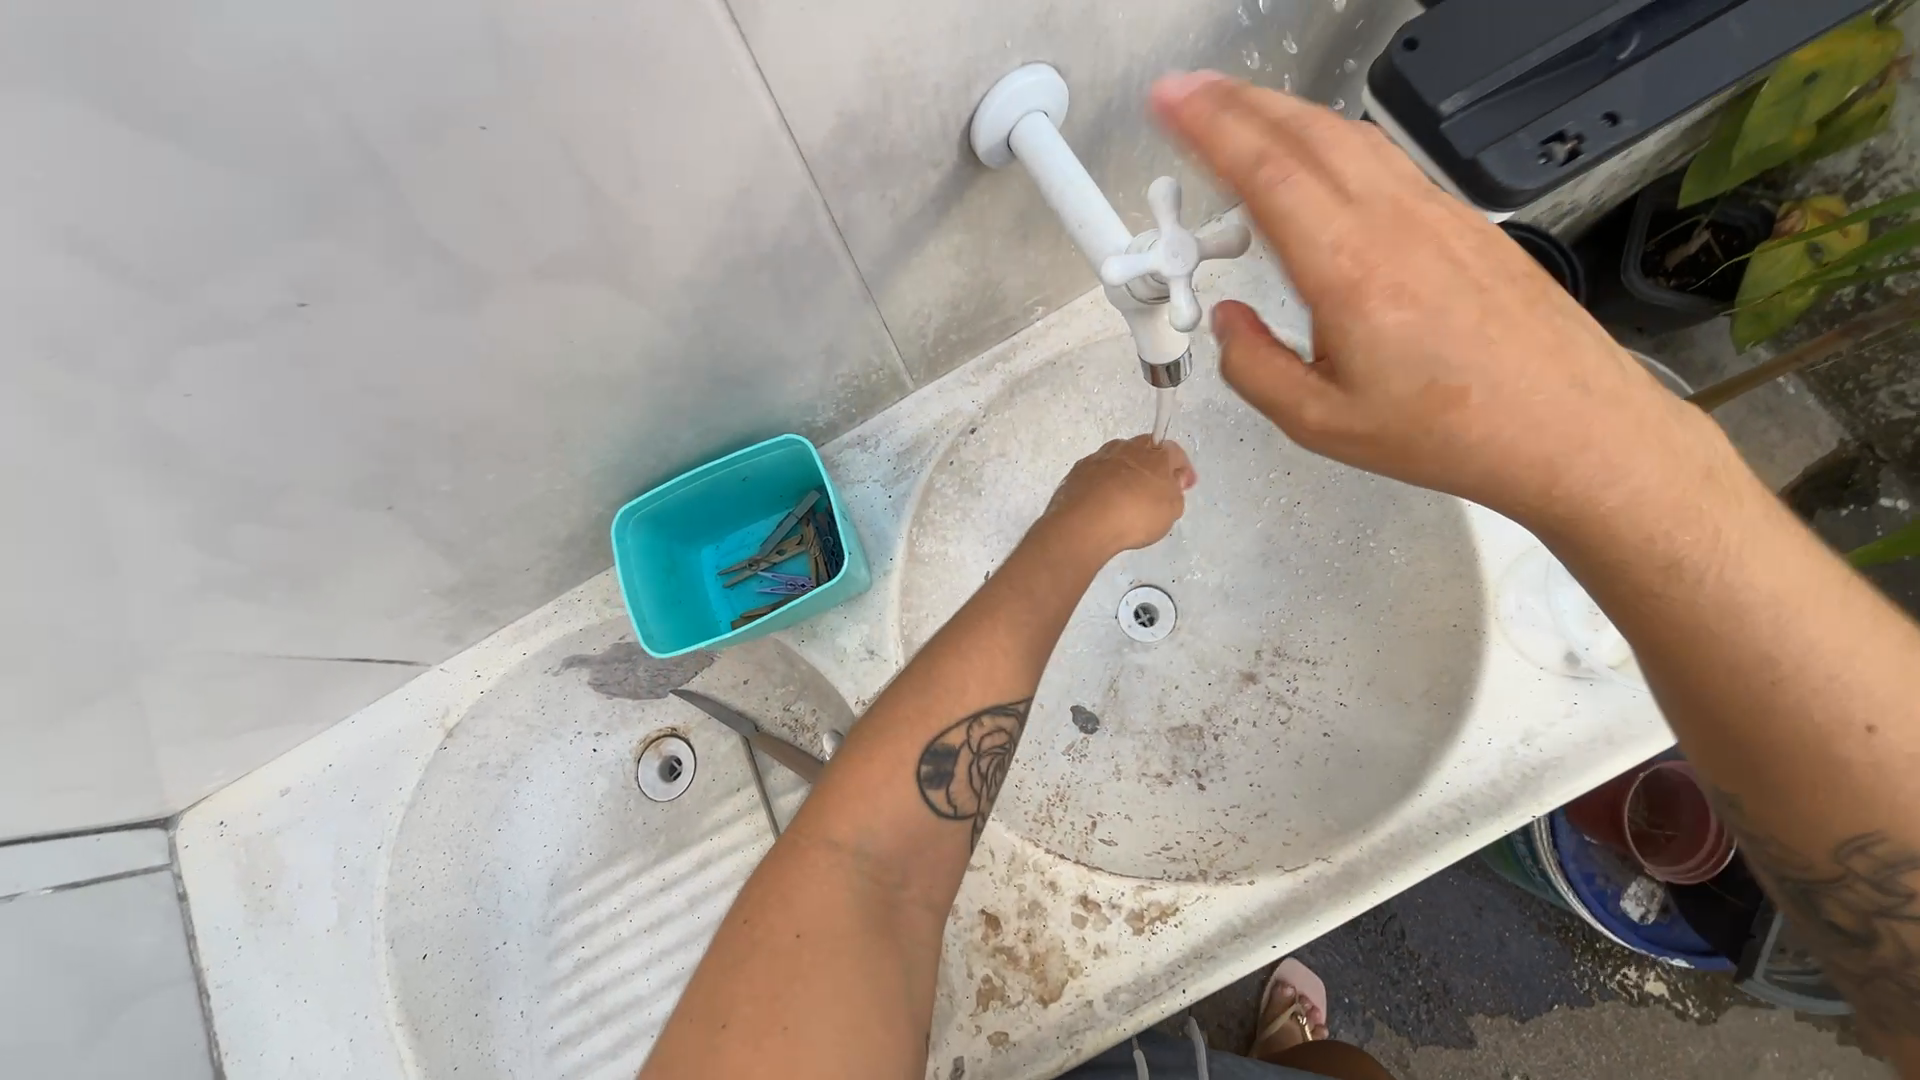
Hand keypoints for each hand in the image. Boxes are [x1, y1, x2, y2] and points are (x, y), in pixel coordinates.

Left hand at [1040, 436, 1195, 556]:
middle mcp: (1125, 447)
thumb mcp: (1171, 510)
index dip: (1182, 469)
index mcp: (1154, 453)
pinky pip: (1096, 475)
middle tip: (1155, 490)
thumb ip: (1175, 493)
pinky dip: (1102, 485)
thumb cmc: (1136, 514)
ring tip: (1125, 499)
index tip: (1184, 485)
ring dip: (1124, 475)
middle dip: (1152, 468)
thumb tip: (1172, 482)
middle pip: (1143, 451)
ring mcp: (1098, 458)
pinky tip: (1102, 504)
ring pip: (1117, 461)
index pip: (1174, 452)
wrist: (1085, 522)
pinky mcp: (1076, 472)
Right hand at [1148, 73, 1730, 531]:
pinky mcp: (1461, 221)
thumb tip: (1228, 321)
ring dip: (1284, 112)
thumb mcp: (1320, 421)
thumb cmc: (1448, 430)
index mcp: (1350, 269)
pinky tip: (1315, 153)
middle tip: (1189, 90)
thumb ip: (1254, 367)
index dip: (1210, 129)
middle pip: (1304, 134)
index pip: (1266, 174)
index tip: (1171, 102)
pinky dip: (1330, 138)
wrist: (1566, 427)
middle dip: (1236, 102)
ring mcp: (1434, 214)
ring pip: (1348, 136)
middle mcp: (1394, 223)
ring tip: (1239, 109)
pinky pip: (1383, 158)